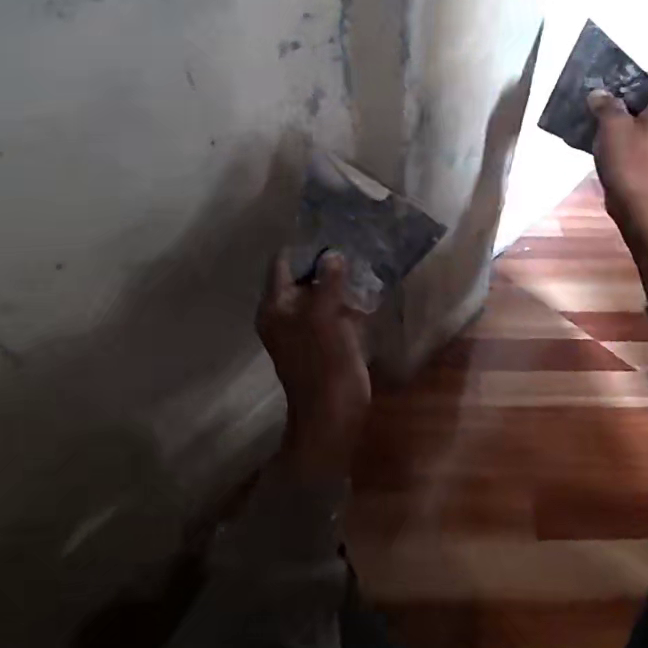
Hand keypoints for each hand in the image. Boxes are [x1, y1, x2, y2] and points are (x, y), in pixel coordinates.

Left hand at [258, 250, 371, 476]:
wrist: (333, 415)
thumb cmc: (324, 364)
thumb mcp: (324, 318)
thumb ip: (328, 283)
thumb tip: (333, 254)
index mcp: (276, 308)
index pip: (282, 264)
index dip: (304, 248)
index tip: (332, 233)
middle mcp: (287, 315)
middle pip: (303, 278)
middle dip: (327, 263)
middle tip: (355, 243)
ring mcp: (308, 330)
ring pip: (322, 295)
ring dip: (341, 281)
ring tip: (366, 260)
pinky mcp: (327, 342)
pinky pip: (336, 313)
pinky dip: (350, 302)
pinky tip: (371, 291)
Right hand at [588, 83, 647, 291]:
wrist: (639, 209)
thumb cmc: (630, 163)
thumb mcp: (613, 127)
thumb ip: (606, 104)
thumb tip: (598, 93)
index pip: (647, 79)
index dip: (623, 75)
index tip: (599, 75)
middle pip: (637, 100)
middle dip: (612, 97)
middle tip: (586, 94)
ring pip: (630, 121)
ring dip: (608, 118)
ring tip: (582, 114)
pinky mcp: (644, 160)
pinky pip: (626, 140)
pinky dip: (610, 137)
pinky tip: (588, 137)